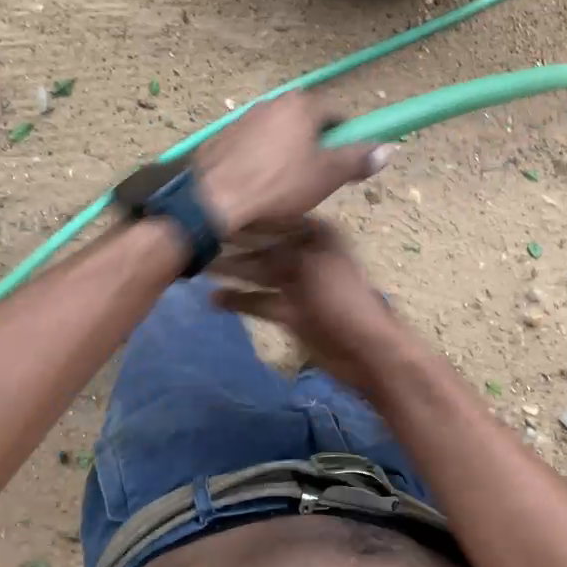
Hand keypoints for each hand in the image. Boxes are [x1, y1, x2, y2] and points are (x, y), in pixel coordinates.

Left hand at [190, 91, 393, 238]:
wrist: (213, 200)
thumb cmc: (277, 185)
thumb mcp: (327, 176)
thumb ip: (358, 159)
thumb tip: (389, 149)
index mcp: (301, 104)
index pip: (338, 114)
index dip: (346, 139)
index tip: (345, 165)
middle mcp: (273, 102)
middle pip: (308, 121)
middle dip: (317, 146)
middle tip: (318, 179)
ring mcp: (245, 117)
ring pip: (281, 133)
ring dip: (289, 153)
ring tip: (287, 186)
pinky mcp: (225, 136)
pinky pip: (256, 144)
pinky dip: (263, 159)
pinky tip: (261, 185)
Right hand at [209, 218, 403, 395]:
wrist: (365, 351)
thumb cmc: (342, 299)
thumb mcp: (309, 265)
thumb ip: (278, 251)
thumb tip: (246, 239)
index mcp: (318, 235)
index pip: (279, 219)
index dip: (251, 219)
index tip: (218, 215)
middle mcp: (306, 254)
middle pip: (265, 246)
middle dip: (237, 245)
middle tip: (201, 241)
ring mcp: (298, 285)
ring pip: (259, 273)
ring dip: (234, 272)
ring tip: (201, 269)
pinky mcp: (289, 312)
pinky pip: (259, 301)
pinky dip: (239, 300)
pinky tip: (215, 299)